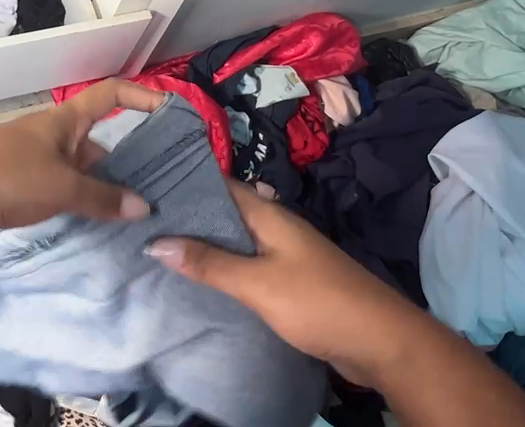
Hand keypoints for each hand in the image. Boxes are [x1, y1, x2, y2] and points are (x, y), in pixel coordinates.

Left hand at [0, 79, 165, 240]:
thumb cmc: (6, 177)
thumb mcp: (61, 187)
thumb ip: (102, 197)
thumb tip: (142, 206)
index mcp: (66, 120)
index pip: (112, 95)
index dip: (142, 96)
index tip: (171, 111)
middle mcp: (56, 135)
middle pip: (102, 140)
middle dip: (130, 161)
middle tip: (163, 188)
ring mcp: (39, 160)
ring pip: (84, 170)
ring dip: (107, 187)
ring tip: (138, 213)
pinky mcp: (25, 186)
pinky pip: (66, 189)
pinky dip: (85, 202)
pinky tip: (100, 223)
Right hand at [147, 183, 396, 385]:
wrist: (382, 342)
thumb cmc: (318, 301)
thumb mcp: (257, 283)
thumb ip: (210, 263)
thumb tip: (157, 241)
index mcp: (267, 213)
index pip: (218, 184)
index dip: (184, 181)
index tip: (146, 184)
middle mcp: (274, 225)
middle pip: (224, 210)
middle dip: (188, 213)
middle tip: (142, 218)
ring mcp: (284, 251)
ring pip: (235, 237)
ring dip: (205, 240)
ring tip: (161, 244)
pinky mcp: (290, 278)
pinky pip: (247, 261)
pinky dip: (223, 264)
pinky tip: (201, 277)